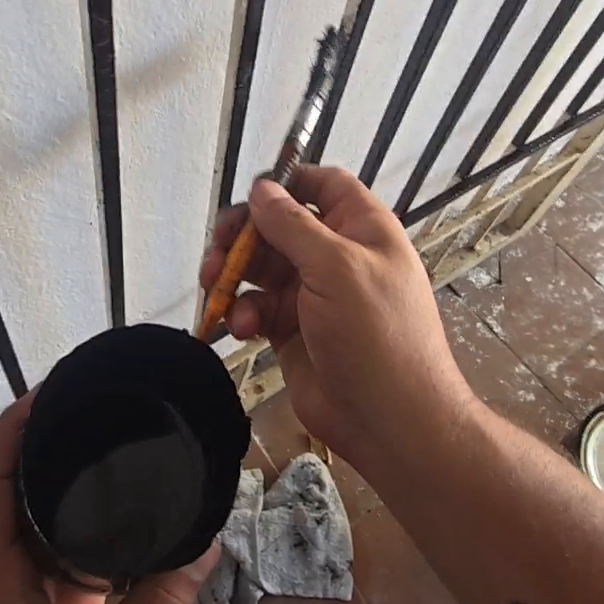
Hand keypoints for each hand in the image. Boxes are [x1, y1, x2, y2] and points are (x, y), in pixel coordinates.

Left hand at [0, 390, 219, 603]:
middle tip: (82, 402)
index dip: (8, 434)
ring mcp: (23, 595)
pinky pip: (59, 551)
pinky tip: (119, 509)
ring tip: (103, 438)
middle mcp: (2, 578)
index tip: (41, 393)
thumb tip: (207, 542)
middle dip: (39, 443)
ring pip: (34, 520)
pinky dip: (84, 523)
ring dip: (62, 480)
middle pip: (8, 492)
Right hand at [199, 166, 476, 466]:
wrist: (389, 422)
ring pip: (260, 267)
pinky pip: (257, 306)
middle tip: (217, 248)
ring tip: (214, 287)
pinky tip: (240, 326)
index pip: (324, 185)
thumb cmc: (375, 335)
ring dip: (234, 274)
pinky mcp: (291, 329)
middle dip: (244, 234)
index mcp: (360, 229)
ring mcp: (312, 294)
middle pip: (279, 225)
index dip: (288, 182)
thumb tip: (262, 189)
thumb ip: (293, 225)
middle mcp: (336, 255)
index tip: (252, 193)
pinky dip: (243, 312)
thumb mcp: (336, 268)